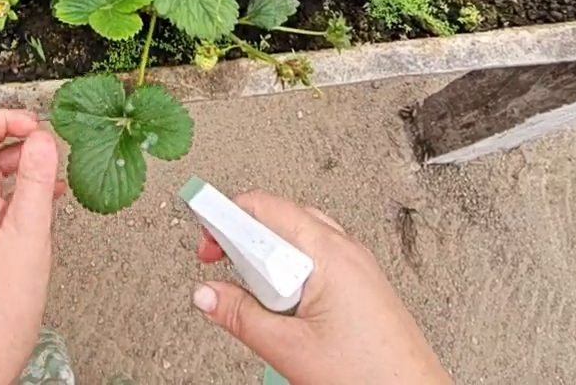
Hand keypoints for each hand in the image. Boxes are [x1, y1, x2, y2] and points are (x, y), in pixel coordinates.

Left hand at [0, 109, 63, 384]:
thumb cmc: (5, 300)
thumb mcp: (30, 232)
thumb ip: (37, 181)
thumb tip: (43, 138)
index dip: (7, 119)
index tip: (37, 127)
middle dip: (10, 130)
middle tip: (40, 136)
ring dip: (18, 156)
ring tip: (49, 165)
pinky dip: (21, 182)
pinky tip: (48, 196)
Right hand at [191, 191, 451, 384]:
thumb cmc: (372, 379)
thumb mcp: (290, 350)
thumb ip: (241, 317)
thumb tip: (207, 295)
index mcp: (327, 254)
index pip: (263, 208)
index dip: (225, 216)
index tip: (202, 231)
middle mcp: (345, 250)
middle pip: (279, 218)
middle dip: (244, 237)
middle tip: (221, 265)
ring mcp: (358, 266)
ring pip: (299, 237)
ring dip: (268, 254)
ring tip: (255, 290)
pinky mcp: (364, 285)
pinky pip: (317, 257)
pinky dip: (291, 269)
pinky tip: (286, 301)